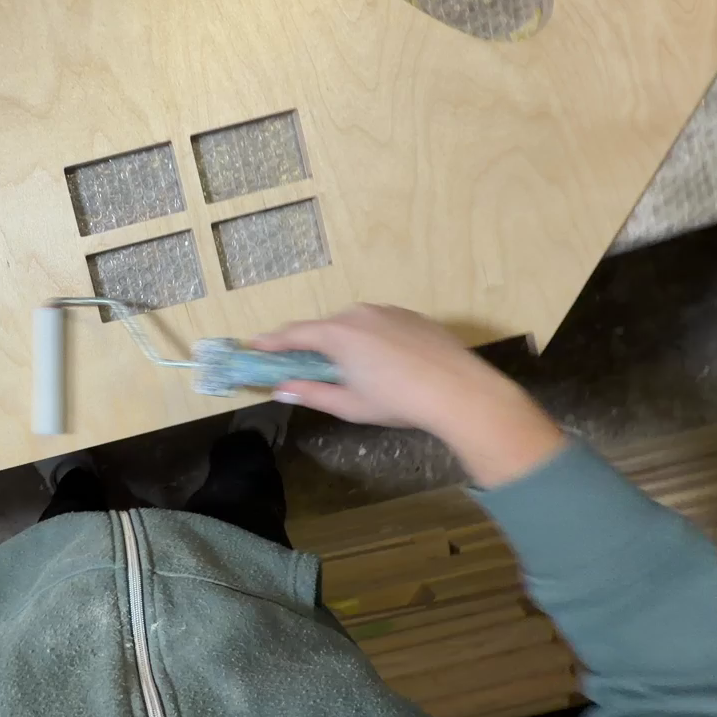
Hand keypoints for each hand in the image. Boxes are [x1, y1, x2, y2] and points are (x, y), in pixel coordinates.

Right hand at [254, 305, 566, 486]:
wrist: (462, 392)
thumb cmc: (397, 401)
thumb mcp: (348, 404)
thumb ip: (310, 393)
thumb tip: (281, 389)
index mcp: (337, 334)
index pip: (293, 335)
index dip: (271, 342)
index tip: (254, 345)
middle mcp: (358, 314)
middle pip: (323, 327)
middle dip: (308, 344)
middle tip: (299, 362)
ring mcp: (387, 312)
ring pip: (351, 324)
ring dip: (340, 340)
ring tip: (342, 364)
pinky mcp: (412, 316)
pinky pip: (377, 323)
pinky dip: (367, 338)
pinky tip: (378, 360)